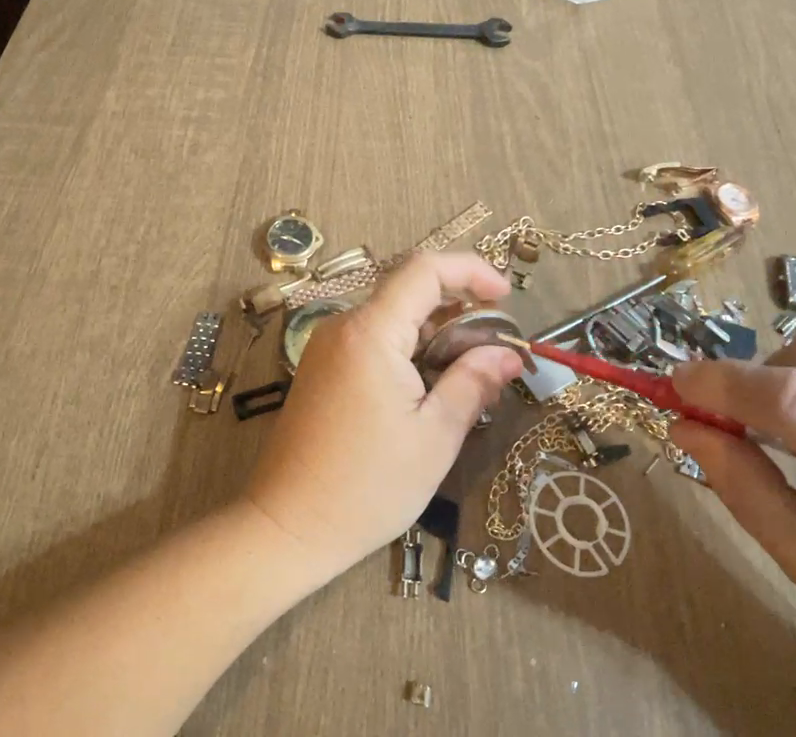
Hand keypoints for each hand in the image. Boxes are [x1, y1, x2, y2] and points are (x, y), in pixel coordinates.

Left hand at [241, 253, 523, 575]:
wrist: (287, 525)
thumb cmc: (367, 487)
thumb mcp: (434, 437)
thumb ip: (472, 383)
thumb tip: (508, 354)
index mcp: (370, 333)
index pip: (424, 269)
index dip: (470, 270)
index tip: (506, 296)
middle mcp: (342, 327)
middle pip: (406, 289)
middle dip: (458, 305)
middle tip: (496, 343)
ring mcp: (326, 347)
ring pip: (390, 316)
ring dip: (435, 330)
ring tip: (472, 367)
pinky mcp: (321, 369)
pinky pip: (372, 339)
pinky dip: (408, 347)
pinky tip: (431, 382)